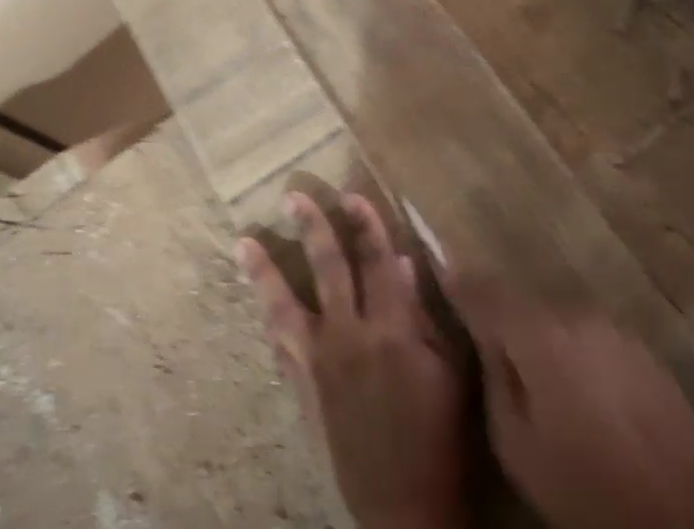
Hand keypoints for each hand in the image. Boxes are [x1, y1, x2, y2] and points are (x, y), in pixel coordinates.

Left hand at [234, 193, 465, 528]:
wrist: (402, 502)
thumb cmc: (440, 435)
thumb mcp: (450, 371)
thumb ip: (424, 315)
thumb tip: (403, 264)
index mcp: (392, 329)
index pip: (377, 262)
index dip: (366, 225)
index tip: (352, 195)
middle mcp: (348, 337)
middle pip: (328, 271)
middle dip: (313, 229)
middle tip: (293, 196)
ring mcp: (318, 364)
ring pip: (284, 305)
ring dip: (264, 271)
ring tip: (243, 241)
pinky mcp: (301, 389)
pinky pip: (278, 346)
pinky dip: (267, 320)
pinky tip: (257, 301)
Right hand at [451, 279, 693, 528]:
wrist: (676, 511)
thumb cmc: (580, 483)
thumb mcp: (514, 442)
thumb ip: (494, 376)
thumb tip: (485, 336)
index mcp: (539, 336)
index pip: (485, 289)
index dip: (459, 279)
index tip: (438, 270)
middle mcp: (578, 318)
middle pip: (525, 301)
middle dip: (502, 313)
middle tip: (485, 335)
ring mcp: (616, 331)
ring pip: (560, 318)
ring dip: (541, 332)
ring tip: (532, 367)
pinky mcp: (643, 351)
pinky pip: (592, 337)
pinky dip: (575, 349)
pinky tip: (577, 384)